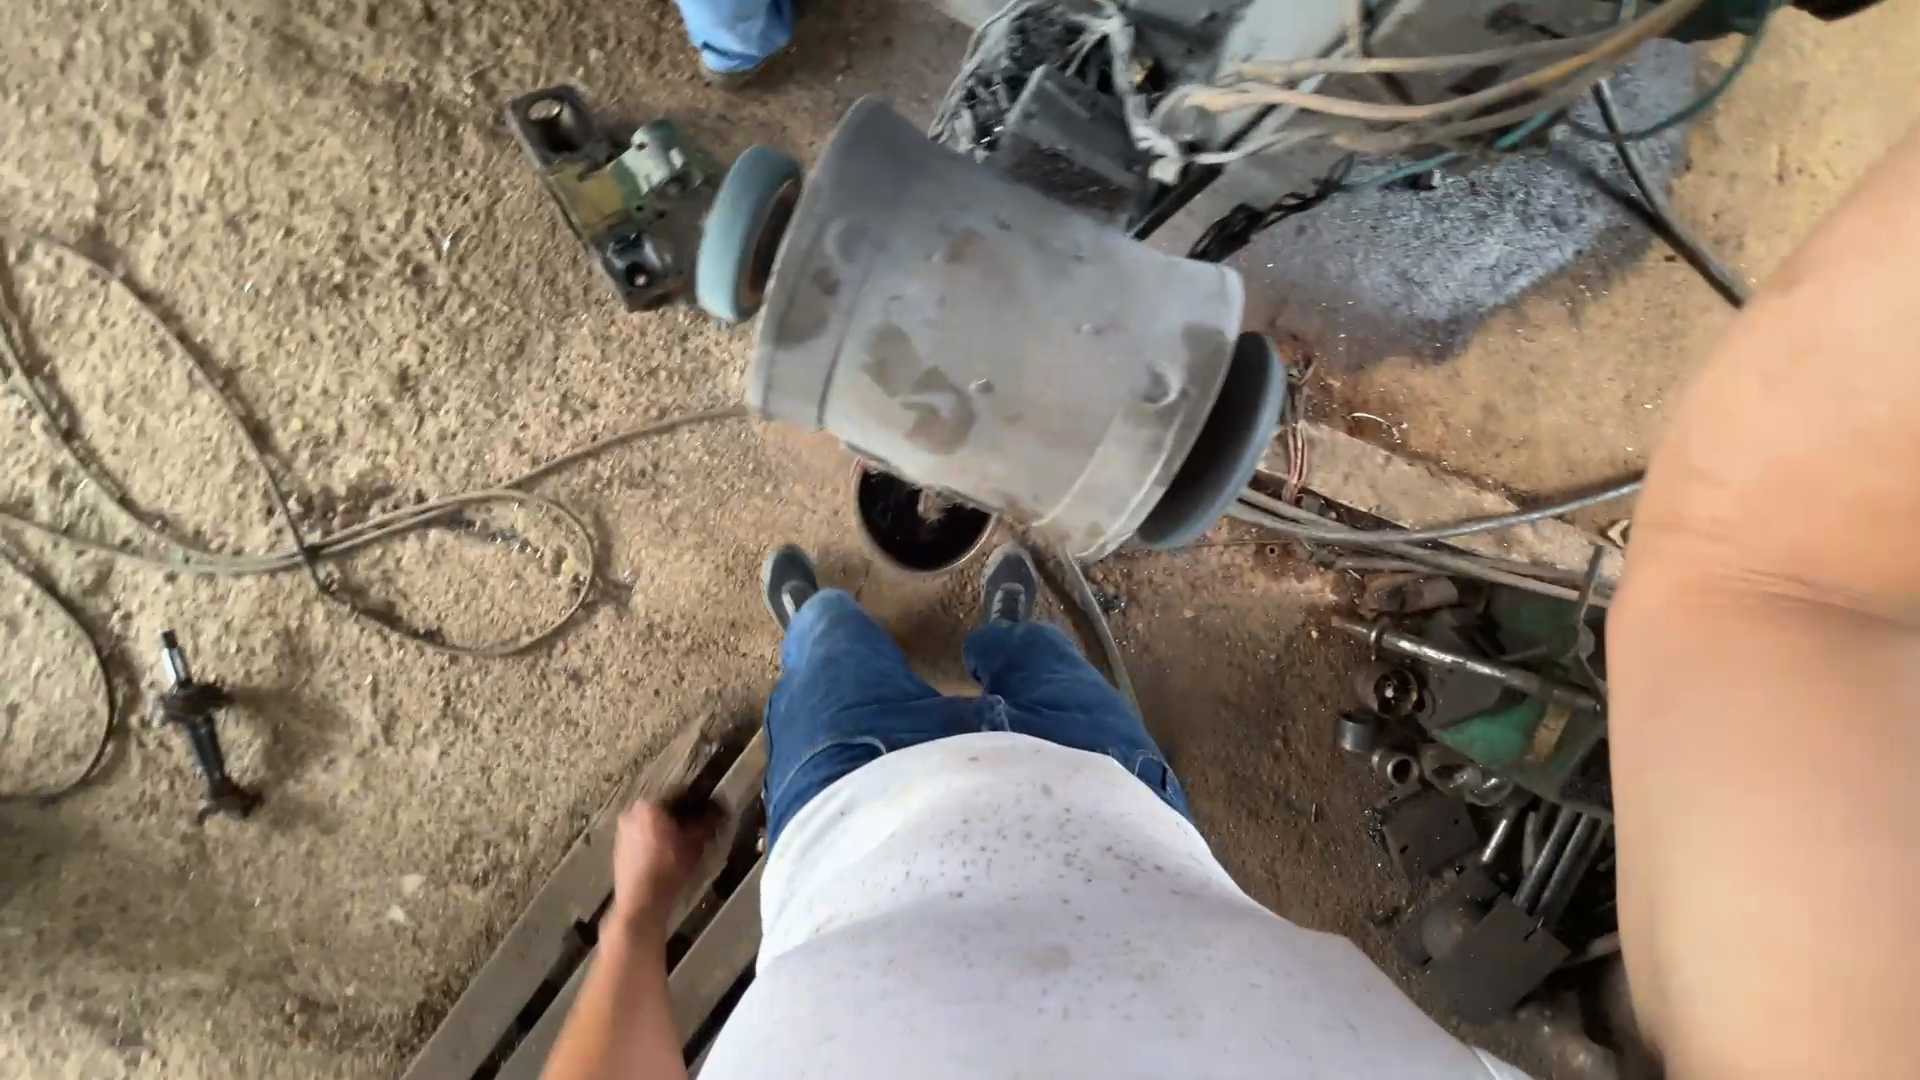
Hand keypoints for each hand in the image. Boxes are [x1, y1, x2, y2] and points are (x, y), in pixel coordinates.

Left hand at [606, 796, 720, 938]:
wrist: (641, 903)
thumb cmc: (670, 867)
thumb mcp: (697, 842)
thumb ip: (708, 821)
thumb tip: (718, 811)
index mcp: (650, 804)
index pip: (680, 794)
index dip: (699, 803)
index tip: (710, 812)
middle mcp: (632, 813)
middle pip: (664, 809)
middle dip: (681, 817)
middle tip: (698, 827)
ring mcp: (622, 833)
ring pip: (652, 825)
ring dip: (667, 830)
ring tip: (684, 843)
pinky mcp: (618, 851)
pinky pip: (642, 839)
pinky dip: (655, 843)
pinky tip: (667, 856)